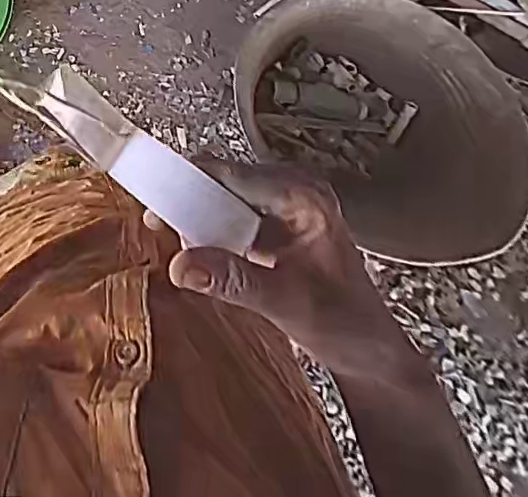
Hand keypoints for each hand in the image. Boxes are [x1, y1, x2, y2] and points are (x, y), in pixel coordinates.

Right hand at [166, 158, 420, 383]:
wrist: (370, 352)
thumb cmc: (348, 327)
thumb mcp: (287, 304)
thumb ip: (234, 281)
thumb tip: (182, 265)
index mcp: (304, 196)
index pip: (231, 173)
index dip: (189, 182)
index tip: (157, 199)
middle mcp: (292, 189)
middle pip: (222, 178)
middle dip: (188, 199)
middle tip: (161, 222)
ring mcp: (281, 202)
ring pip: (221, 192)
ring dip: (195, 212)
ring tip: (177, 236)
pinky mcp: (270, 218)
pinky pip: (227, 208)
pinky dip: (207, 224)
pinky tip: (199, 246)